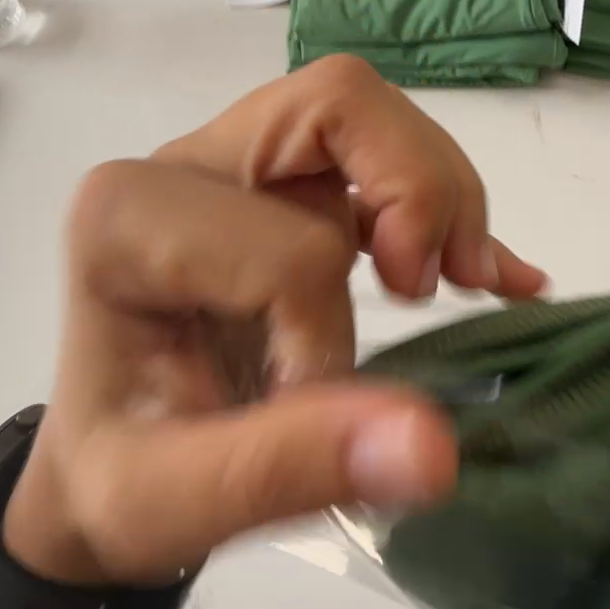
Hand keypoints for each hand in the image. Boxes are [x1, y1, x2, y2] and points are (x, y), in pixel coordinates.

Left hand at [2, 56, 548, 583]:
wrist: (107, 466)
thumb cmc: (118, 477)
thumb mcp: (173, 499)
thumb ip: (289, 469)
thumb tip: (432, 444)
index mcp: (129, 219)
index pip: (286, 246)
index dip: (324, 340)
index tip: (305, 410)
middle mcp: (183, 167)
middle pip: (335, 108)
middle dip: (414, 192)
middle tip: (426, 290)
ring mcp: (235, 168)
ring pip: (366, 120)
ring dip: (438, 197)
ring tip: (466, 287)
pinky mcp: (283, 193)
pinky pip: (376, 161)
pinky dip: (448, 210)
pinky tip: (503, 275)